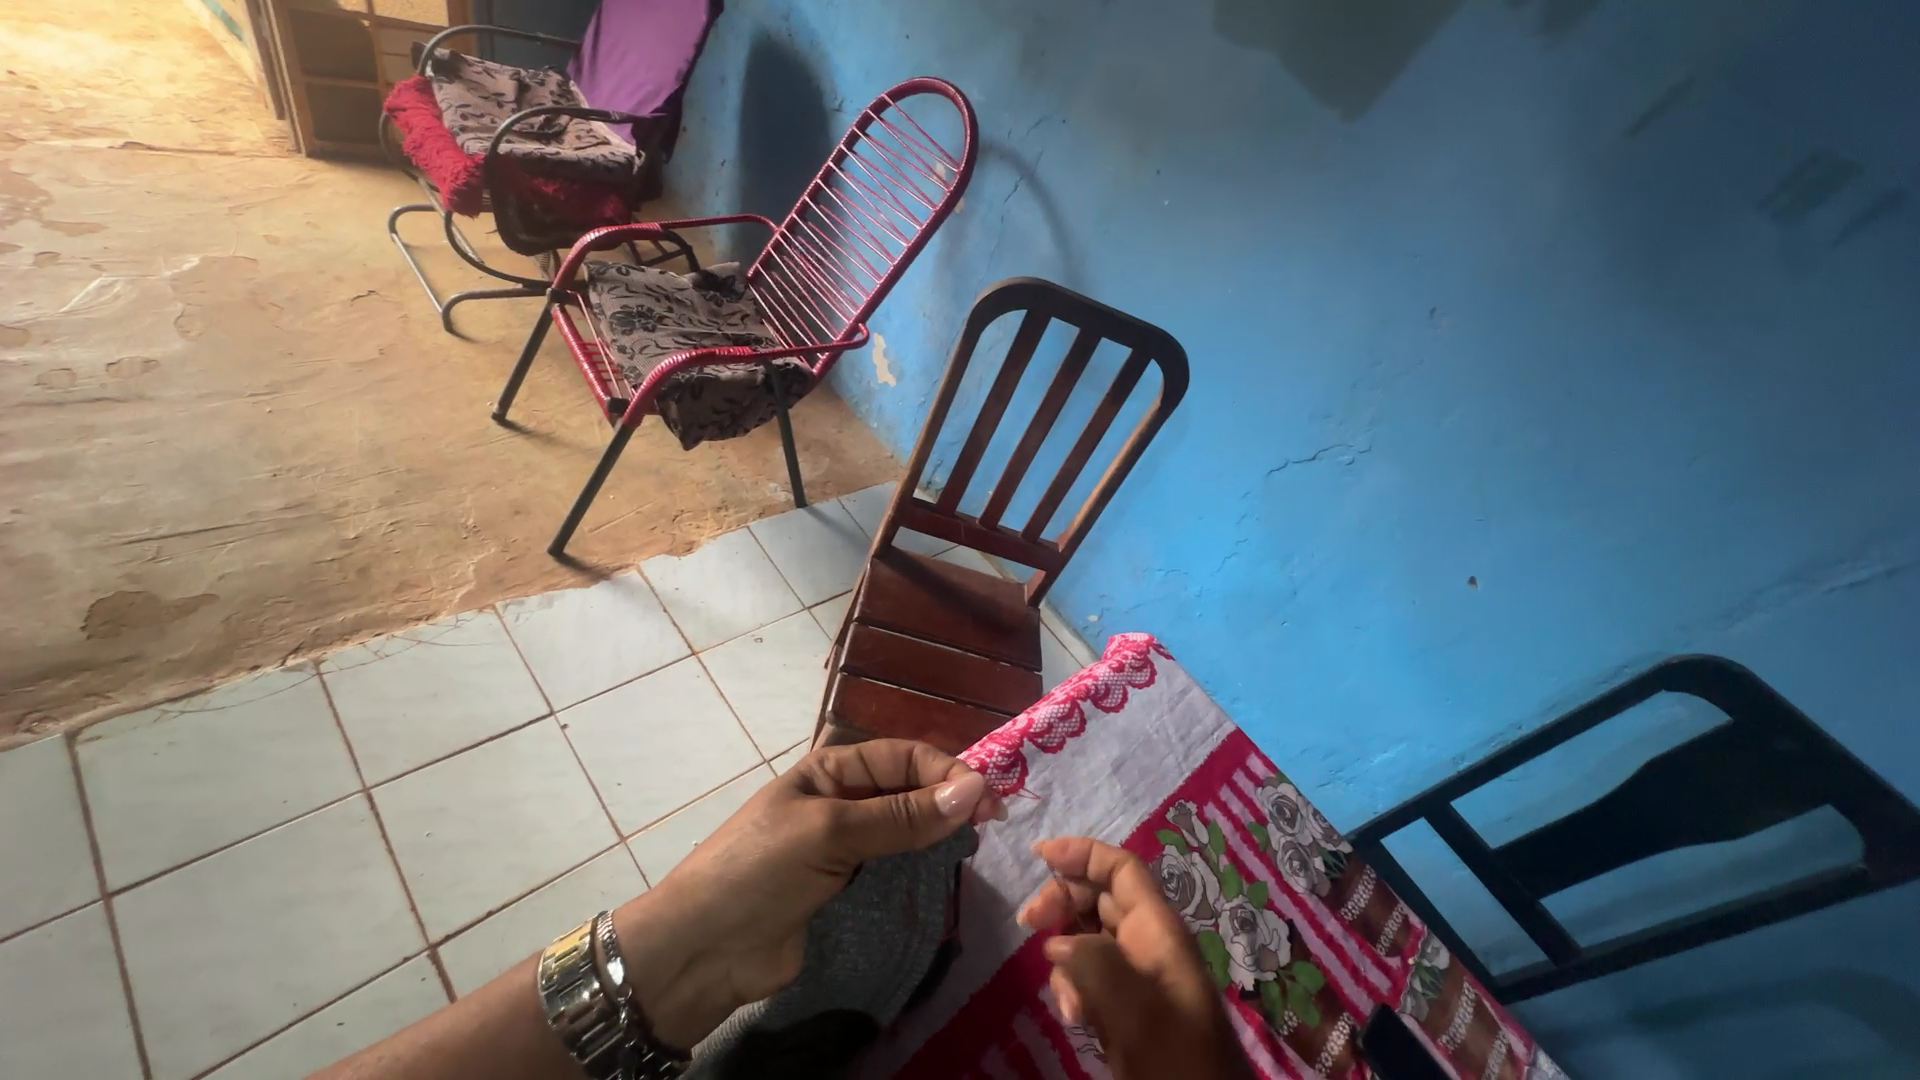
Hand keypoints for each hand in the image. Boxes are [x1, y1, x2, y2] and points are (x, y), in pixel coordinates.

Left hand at [611, 740, 1001, 1048]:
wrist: (703, 952)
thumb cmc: (759, 870)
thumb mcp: (830, 832)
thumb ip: (901, 816)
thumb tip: (973, 788)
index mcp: (832, 770)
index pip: (904, 756)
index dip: (946, 770)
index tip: (986, 797)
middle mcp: (845, 801)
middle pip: (911, 790)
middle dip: (951, 800)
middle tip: (993, 823)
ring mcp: (849, 848)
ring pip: (910, 831)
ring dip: (943, 834)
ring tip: (980, 845)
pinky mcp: (852, 891)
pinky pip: (899, 870)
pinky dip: (926, 869)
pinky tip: (950, 873)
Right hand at [1019, 837, 1253, 1079]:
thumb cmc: (1175, 1061)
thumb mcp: (1135, 1010)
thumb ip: (1094, 963)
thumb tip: (1056, 943)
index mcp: (1159, 929)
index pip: (1120, 869)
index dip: (1082, 853)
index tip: (1039, 856)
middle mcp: (1147, 942)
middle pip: (1098, 896)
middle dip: (1061, 901)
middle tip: (1028, 922)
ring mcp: (1136, 976)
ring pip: (1087, 936)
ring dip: (1063, 953)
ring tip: (1062, 991)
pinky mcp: (1124, 1007)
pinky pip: (1088, 975)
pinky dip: (1072, 986)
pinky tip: (1073, 1015)